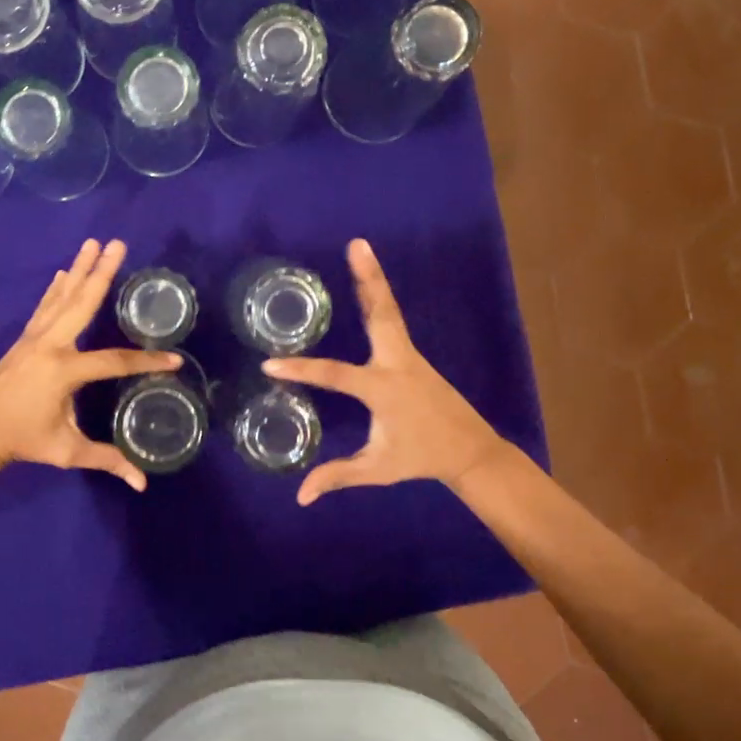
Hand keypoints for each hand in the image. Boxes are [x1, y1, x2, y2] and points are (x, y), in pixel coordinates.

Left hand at [0, 239, 181, 490]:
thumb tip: (141, 483)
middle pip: (82, 303)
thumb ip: (106, 459)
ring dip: (79, 269)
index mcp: (65, 371)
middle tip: (118, 243)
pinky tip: (64, 272)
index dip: (147, 363)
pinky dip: (56, 288)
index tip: (174, 360)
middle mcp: (50, 346)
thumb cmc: (24, 441)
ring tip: (93, 242)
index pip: (115, 362)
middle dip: (102, 272)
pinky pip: (45, 306)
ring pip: (62, 298)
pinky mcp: (24, 339)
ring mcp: (34, 338)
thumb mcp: (67, 451)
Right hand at [264, 239, 515, 505]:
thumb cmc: (420, 457)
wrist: (469, 450)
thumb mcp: (377, 468)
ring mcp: (408, 354)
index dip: (302, 370)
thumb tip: (301, 496)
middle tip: (357, 245)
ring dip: (373, 279)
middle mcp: (397, 362)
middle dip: (369, 279)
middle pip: (380, 313)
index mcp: (384, 389)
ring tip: (359, 249)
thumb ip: (338, 476)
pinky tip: (366, 284)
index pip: (335, 374)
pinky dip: (377, 297)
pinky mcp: (411, 354)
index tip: (270, 365)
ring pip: (388, 310)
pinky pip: (391, 319)